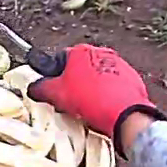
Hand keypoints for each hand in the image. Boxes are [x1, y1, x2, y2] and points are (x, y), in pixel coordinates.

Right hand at [26, 44, 164, 142]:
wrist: (126, 114)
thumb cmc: (90, 99)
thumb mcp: (54, 94)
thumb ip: (40, 88)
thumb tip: (34, 88)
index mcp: (81, 51)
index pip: (59, 59)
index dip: (53, 76)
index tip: (52, 89)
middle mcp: (102, 53)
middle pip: (79, 69)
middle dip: (72, 83)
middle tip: (66, 100)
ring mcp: (120, 66)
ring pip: (96, 78)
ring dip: (89, 90)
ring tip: (84, 108)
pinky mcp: (133, 80)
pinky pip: (112, 88)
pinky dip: (106, 96)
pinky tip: (101, 109)